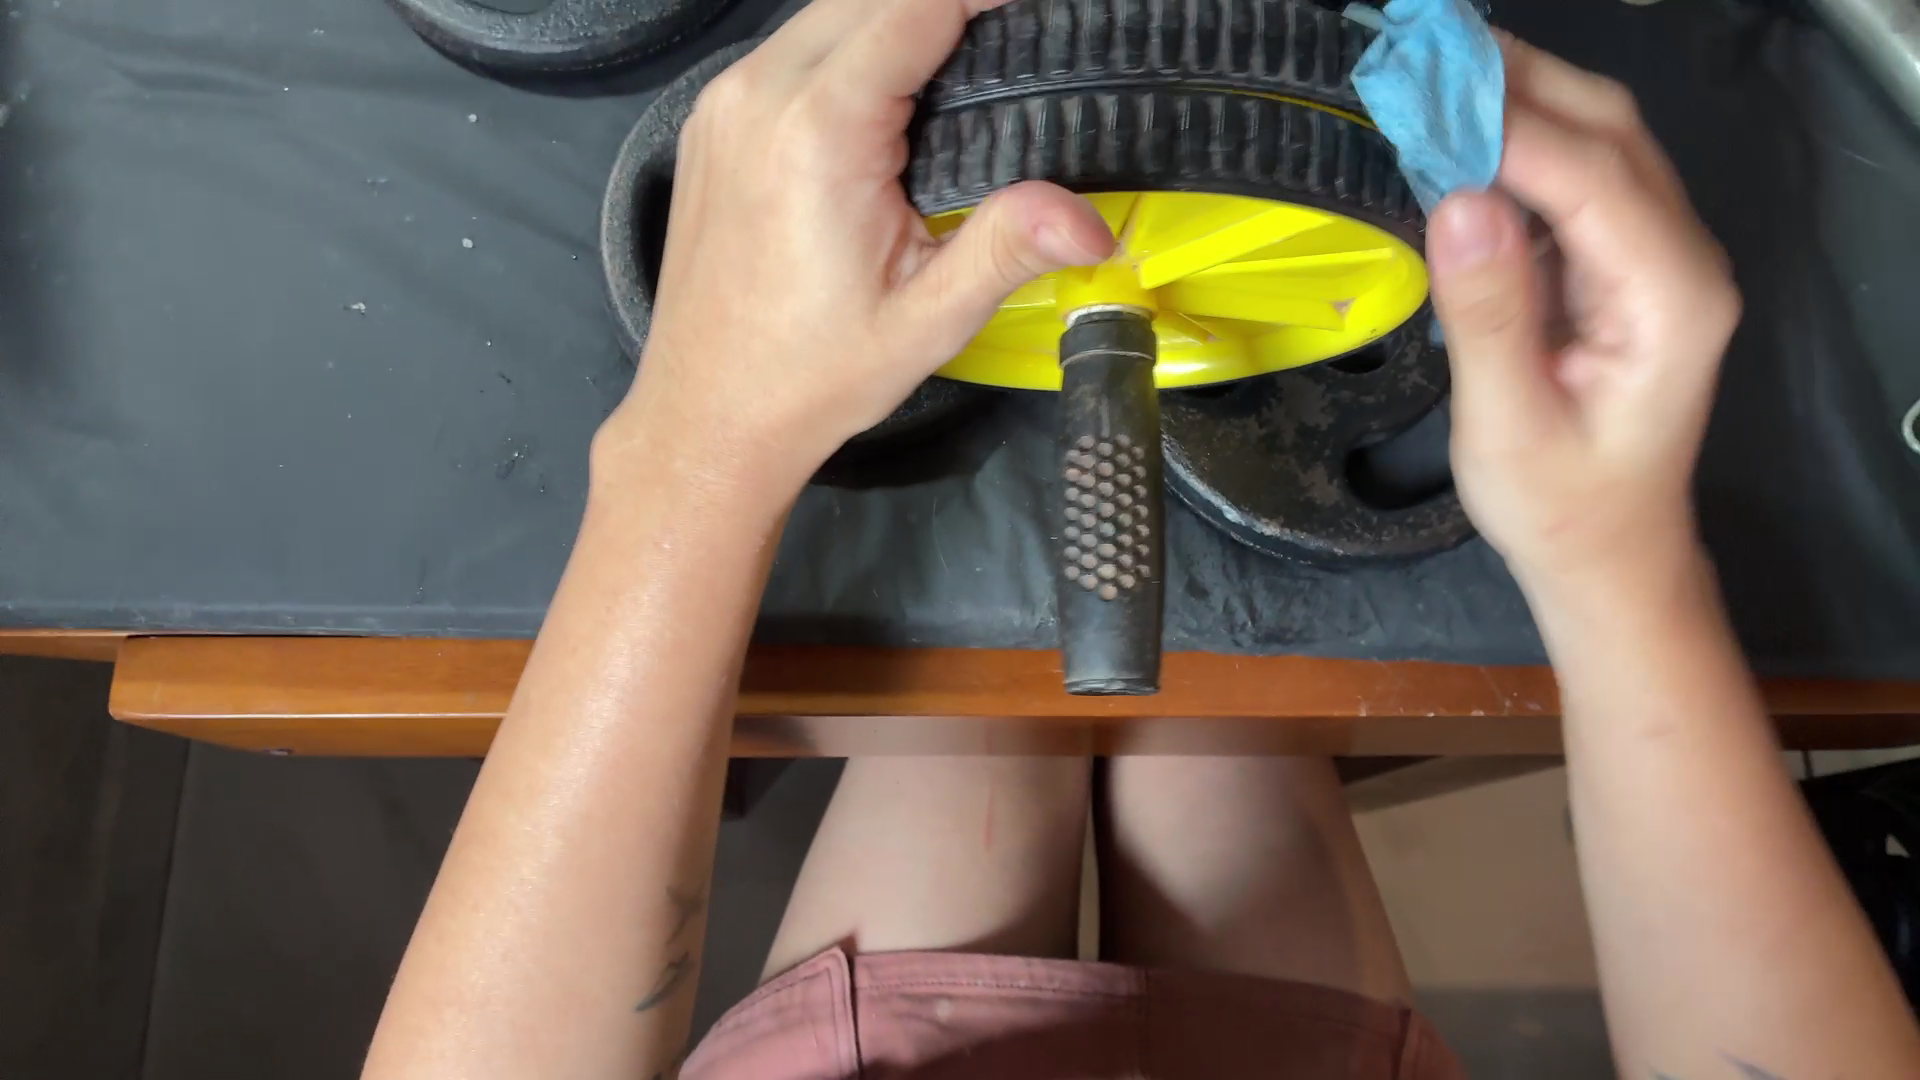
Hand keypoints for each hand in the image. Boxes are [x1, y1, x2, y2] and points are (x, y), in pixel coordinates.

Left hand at [594, 0, 1114, 494]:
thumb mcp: (927, 321)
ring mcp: (723, 104)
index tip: (1033, 12)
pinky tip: (880, 113)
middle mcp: (759, 93)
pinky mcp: (711, 126)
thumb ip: (1006, 248)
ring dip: (892, 25)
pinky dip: (844, 55)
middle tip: (1006, 49)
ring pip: (823, 16)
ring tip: (953, 82)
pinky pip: (786, 54)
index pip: (917, 0)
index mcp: (821, 130)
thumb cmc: (815, 377)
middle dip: (943, 6)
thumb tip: (1094, 222)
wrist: (713, 413)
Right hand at [1427, 39, 1739, 597]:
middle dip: (1518, 79)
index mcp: (1668, 293)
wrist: (1603, 548)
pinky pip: (1567, 190)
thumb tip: (1459, 202)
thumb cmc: (1556, 502)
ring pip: (1595, 147)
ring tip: (1437, 72)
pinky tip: (1460, 142)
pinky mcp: (1611, 274)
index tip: (1418, 90)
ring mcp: (1648, 260)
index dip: (1501, 126)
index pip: (1585, 175)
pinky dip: (1512, 152)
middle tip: (1426, 47)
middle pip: (1609, 132)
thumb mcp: (1508, 421)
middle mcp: (1676, 256)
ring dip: (1519, 100)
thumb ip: (1490, 313)